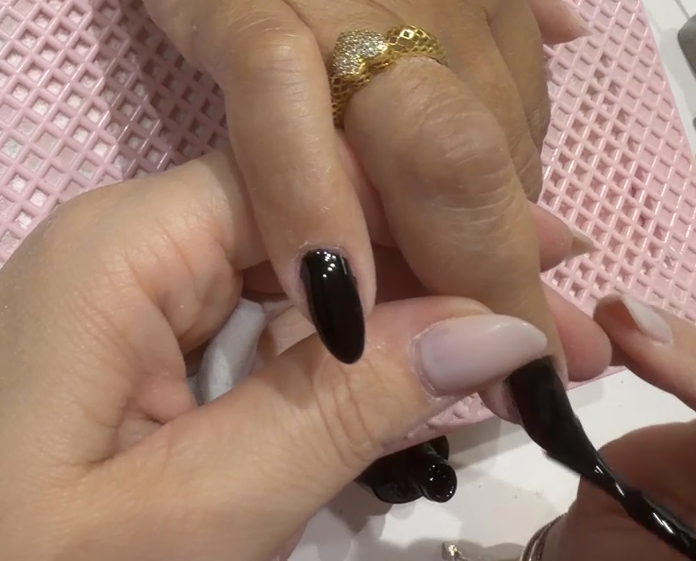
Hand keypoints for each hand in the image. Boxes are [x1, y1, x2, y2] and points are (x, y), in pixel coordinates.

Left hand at [0, 152, 552, 560]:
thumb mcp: (187, 514)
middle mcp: (134, 227)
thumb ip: (336, 414)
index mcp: (132, 237)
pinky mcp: (134, 320)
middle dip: (428, 262)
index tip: (552, 271)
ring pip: (287, 258)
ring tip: (514, 333)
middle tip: (563, 308)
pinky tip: (407, 363)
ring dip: (392, 302)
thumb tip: (490, 328)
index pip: (304, 180)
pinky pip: (252, 304)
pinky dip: (331, 339)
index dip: (425, 220)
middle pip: (304, 211)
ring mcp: (132, 271)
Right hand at [78, 0, 590, 371]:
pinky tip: (325, 298)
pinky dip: (316, 217)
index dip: (526, 239)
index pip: (523, 135)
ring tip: (430, 364)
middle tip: (509, 383)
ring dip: (440, 276)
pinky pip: (294, 127)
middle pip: (498, 164)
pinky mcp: (251, 2)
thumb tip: (560, 46)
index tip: (532, 319)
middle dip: (507, 286)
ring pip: (429, 156)